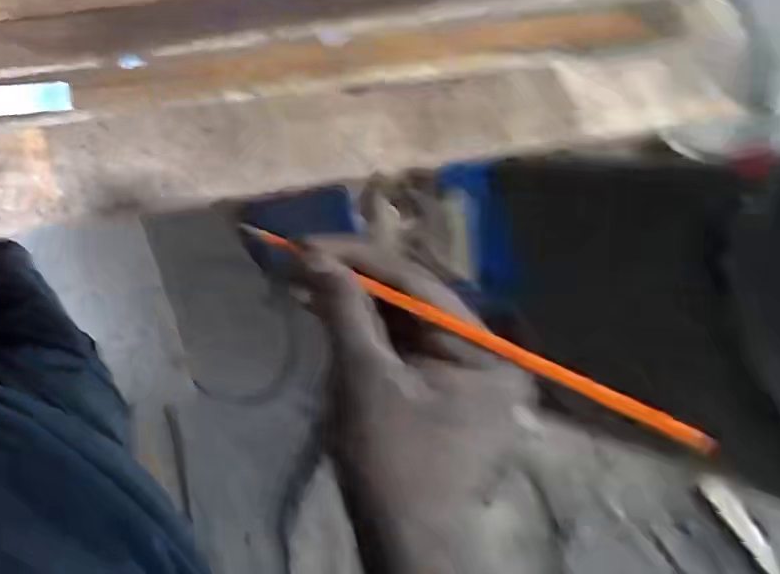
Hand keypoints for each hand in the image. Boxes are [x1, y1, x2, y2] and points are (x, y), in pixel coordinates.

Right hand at [302, 237, 533, 573]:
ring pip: (394, 311)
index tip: (303, 243)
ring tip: (297, 274)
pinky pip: (390, 335)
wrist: (404, 536)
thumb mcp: (363, 373)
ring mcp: (457, 369)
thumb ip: (342, 306)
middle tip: (296, 255)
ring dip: (345, 292)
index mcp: (483, 352)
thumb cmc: (392, 456)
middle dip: (348, 272)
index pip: (414, 282)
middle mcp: (480, 353)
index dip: (354, 256)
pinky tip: (316, 303)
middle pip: (405, 294)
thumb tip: (311, 252)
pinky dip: (352, 318)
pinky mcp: (430, 382)